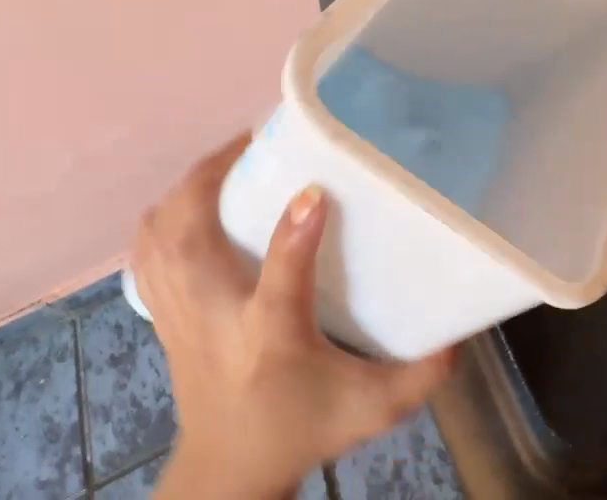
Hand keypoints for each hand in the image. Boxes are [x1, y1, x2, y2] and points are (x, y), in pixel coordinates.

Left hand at [131, 135, 451, 498]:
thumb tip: (460, 335)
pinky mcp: (164, 318)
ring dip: (185, 192)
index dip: (295, 234)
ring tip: (226, 160)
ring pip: (159, 241)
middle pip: (187, 243)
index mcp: (268, 338)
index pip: (278, 283)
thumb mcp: (370, 411)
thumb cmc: (300, 428)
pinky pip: (146, 256)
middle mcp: (214, 321)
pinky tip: (189, 202)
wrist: (224, 475)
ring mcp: (180, 319)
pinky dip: (162, 220)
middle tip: (255, 141)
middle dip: (209, 181)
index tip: (315, 188)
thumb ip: (419, 377)